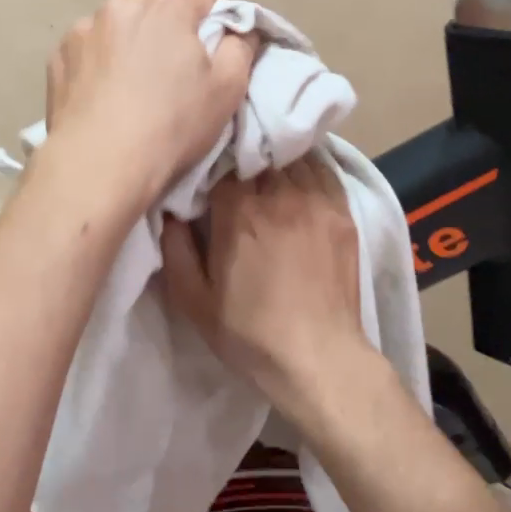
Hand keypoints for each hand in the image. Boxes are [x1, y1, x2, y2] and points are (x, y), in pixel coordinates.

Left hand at [43, 0, 256, 204]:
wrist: (99, 162)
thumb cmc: (172, 124)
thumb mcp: (228, 89)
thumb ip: (240, 48)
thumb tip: (239, 31)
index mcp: (166, 5)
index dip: (210, 27)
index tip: (207, 61)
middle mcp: (121, 5)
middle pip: (155, 11)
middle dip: (165, 35)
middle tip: (170, 80)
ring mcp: (83, 29)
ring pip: (117, 30)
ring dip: (127, 47)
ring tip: (129, 91)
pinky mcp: (57, 56)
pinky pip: (87, 52)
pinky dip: (96, 66)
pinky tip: (100, 98)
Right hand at [161, 157, 369, 411]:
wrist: (319, 359)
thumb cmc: (249, 332)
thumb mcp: (193, 299)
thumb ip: (175, 249)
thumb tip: (169, 211)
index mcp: (238, 211)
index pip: (221, 160)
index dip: (212, 161)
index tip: (205, 171)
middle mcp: (279, 195)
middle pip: (257, 152)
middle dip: (243, 154)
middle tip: (234, 163)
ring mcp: (316, 201)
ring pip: (292, 155)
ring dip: (275, 156)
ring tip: (264, 161)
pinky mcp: (342, 214)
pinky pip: (324, 170)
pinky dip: (307, 164)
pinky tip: (297, 171)